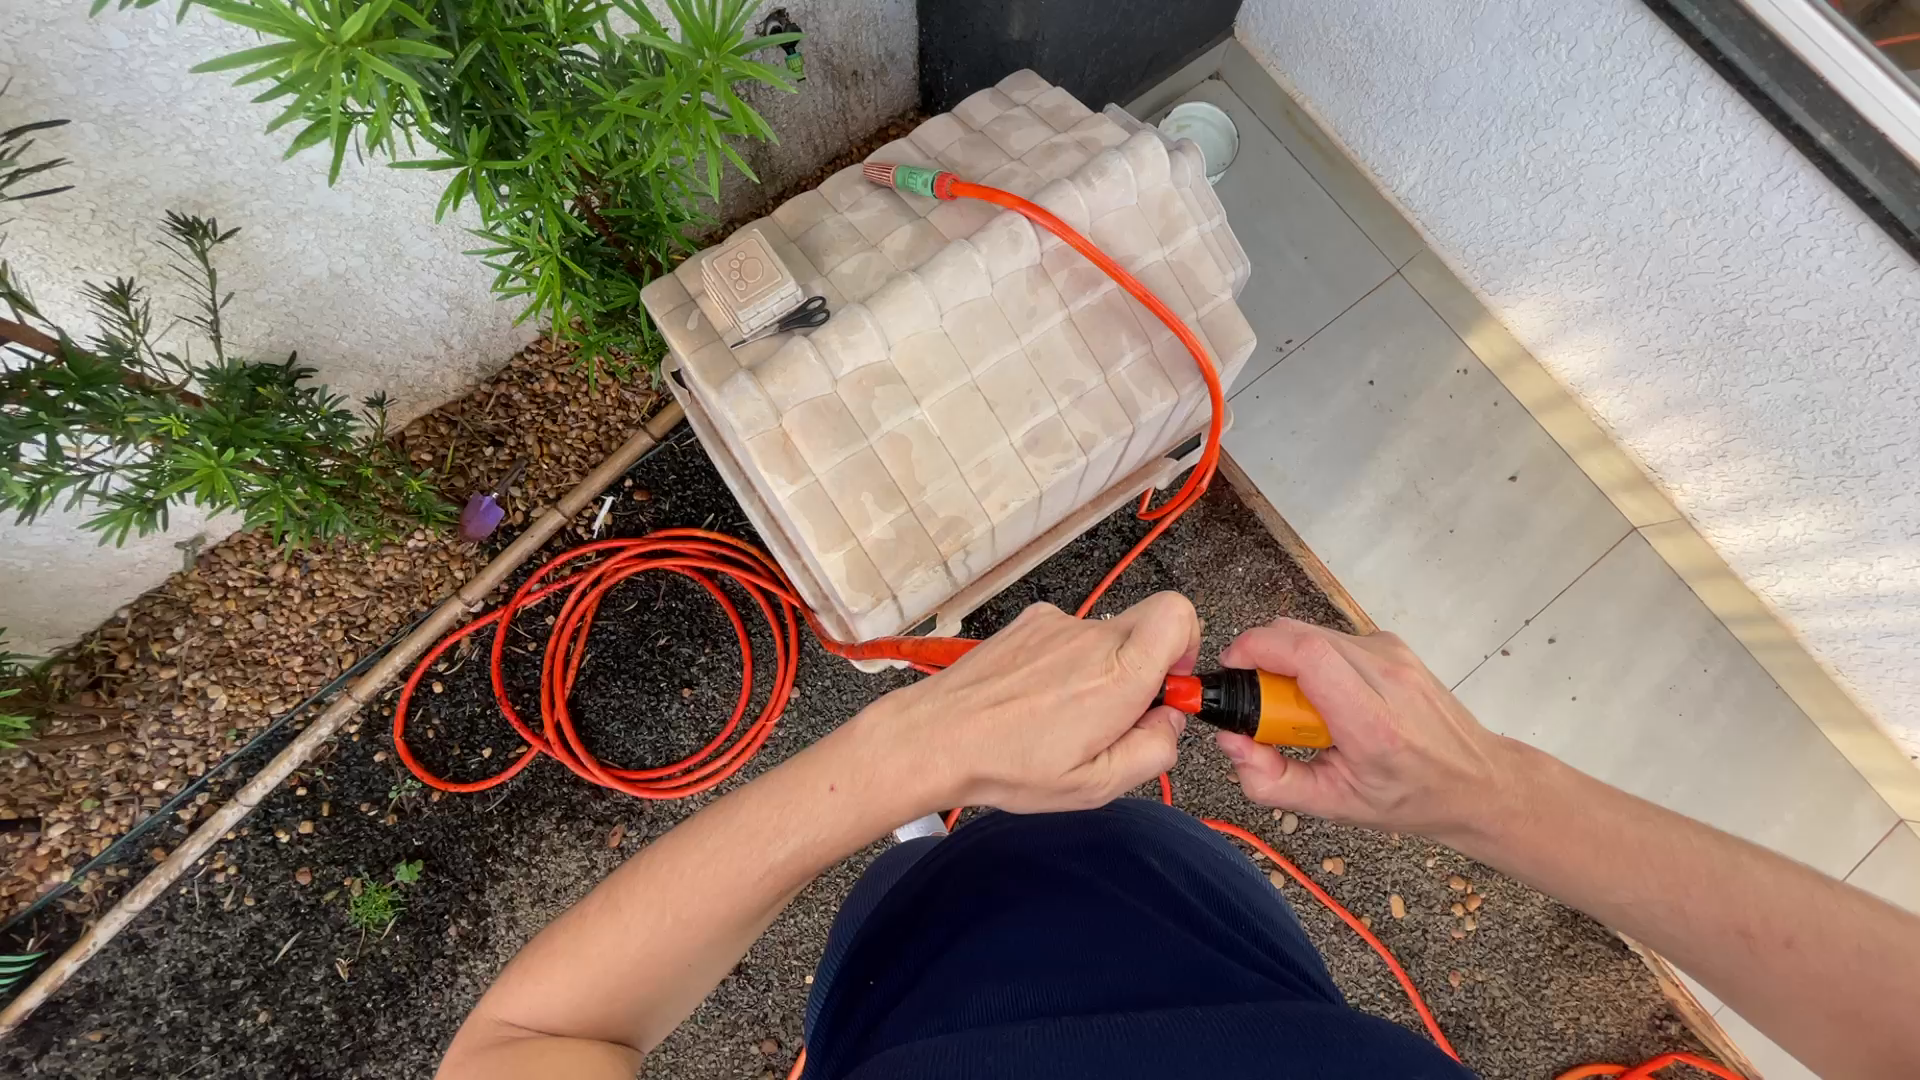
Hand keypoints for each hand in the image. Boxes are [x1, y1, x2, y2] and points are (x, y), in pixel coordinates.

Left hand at [867, 593, 1200, 814]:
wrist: (937, 735)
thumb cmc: (1009, 764)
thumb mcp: (1096, 785)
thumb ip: (1154, 749)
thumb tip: (1168, 720)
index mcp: (1117, 673)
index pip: (1178, 612)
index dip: (1187, 644)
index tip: (1169, 683)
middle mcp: (1090, 636)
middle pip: (1144, 628)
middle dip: (1143, 669)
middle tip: (1114, 713)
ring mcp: (1055, 623)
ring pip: (1103, 637)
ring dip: (1098, 671)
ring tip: (1059, 717)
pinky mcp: (1028, 622)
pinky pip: (1066, 636)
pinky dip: (1064, 663)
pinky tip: (1035, 699)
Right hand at [1213, 618, 1518, 839]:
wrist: (1482, 783)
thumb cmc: (1410, 798)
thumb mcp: (1333, 806)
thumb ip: (1270, 780)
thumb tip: (1229, 741)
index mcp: (1372, 722)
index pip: (1305, 654)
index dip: (1256, 649)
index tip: (1233, 670)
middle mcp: (1385, 675)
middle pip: (1297, 633)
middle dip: (1259, 654)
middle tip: (1257, 695)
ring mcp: (1391, 652)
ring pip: (1308, 630)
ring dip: (1282, 657)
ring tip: (1295, 702)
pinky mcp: (1390, 643)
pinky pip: (1327, 636)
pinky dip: (1307, 658)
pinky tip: (1323, 693)